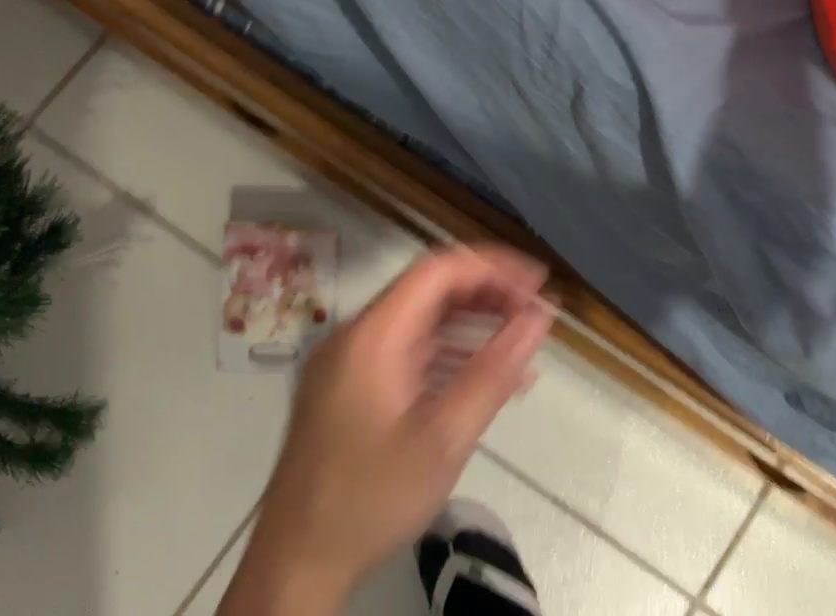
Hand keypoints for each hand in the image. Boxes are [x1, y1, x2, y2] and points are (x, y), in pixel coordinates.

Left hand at [226, 245, 553, 611]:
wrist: (296, 567)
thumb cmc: (370, 499)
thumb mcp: (444, 438)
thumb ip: (495, 371)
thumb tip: (539, 319)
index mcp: (371, 337)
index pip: (437, 271)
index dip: (493, 267)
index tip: (538, 285)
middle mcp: (356, 339)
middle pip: (429, 292)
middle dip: (488, 296)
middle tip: (536, 314)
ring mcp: (350, 367)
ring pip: (421, 324)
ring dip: (474, 326)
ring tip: (522, 345)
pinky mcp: (352, 394)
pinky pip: (409, 355)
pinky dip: (451, 356)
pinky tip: (488, 380)